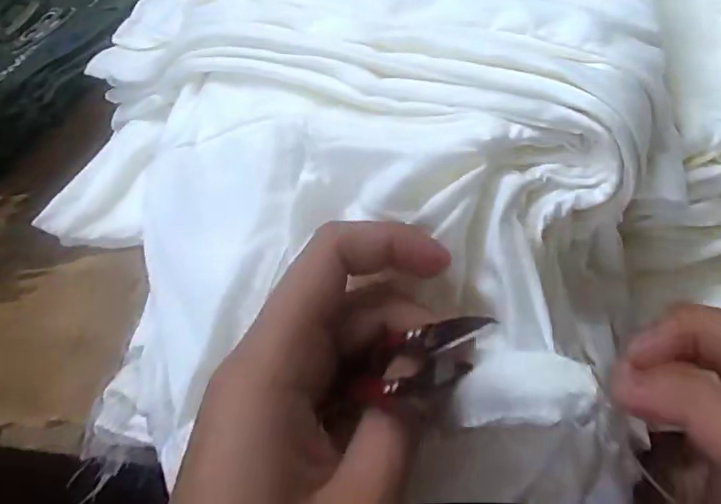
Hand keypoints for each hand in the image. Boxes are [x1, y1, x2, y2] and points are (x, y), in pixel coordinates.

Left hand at [174, 221, 452, 503]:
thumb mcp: (355, 503)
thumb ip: (398, 426)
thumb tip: (422, 375)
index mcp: (267, 361)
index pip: (328, 257)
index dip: (388, 242)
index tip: (446, 265)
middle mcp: (262, 360)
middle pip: (343, 302)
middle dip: (405, 318)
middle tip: (459, 364)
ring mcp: (264, 392)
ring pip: (340, 341)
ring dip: (394, 355)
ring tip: (441, 390)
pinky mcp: (272, 422)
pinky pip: (329, 380)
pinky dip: (373, 387)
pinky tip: (405, 414)